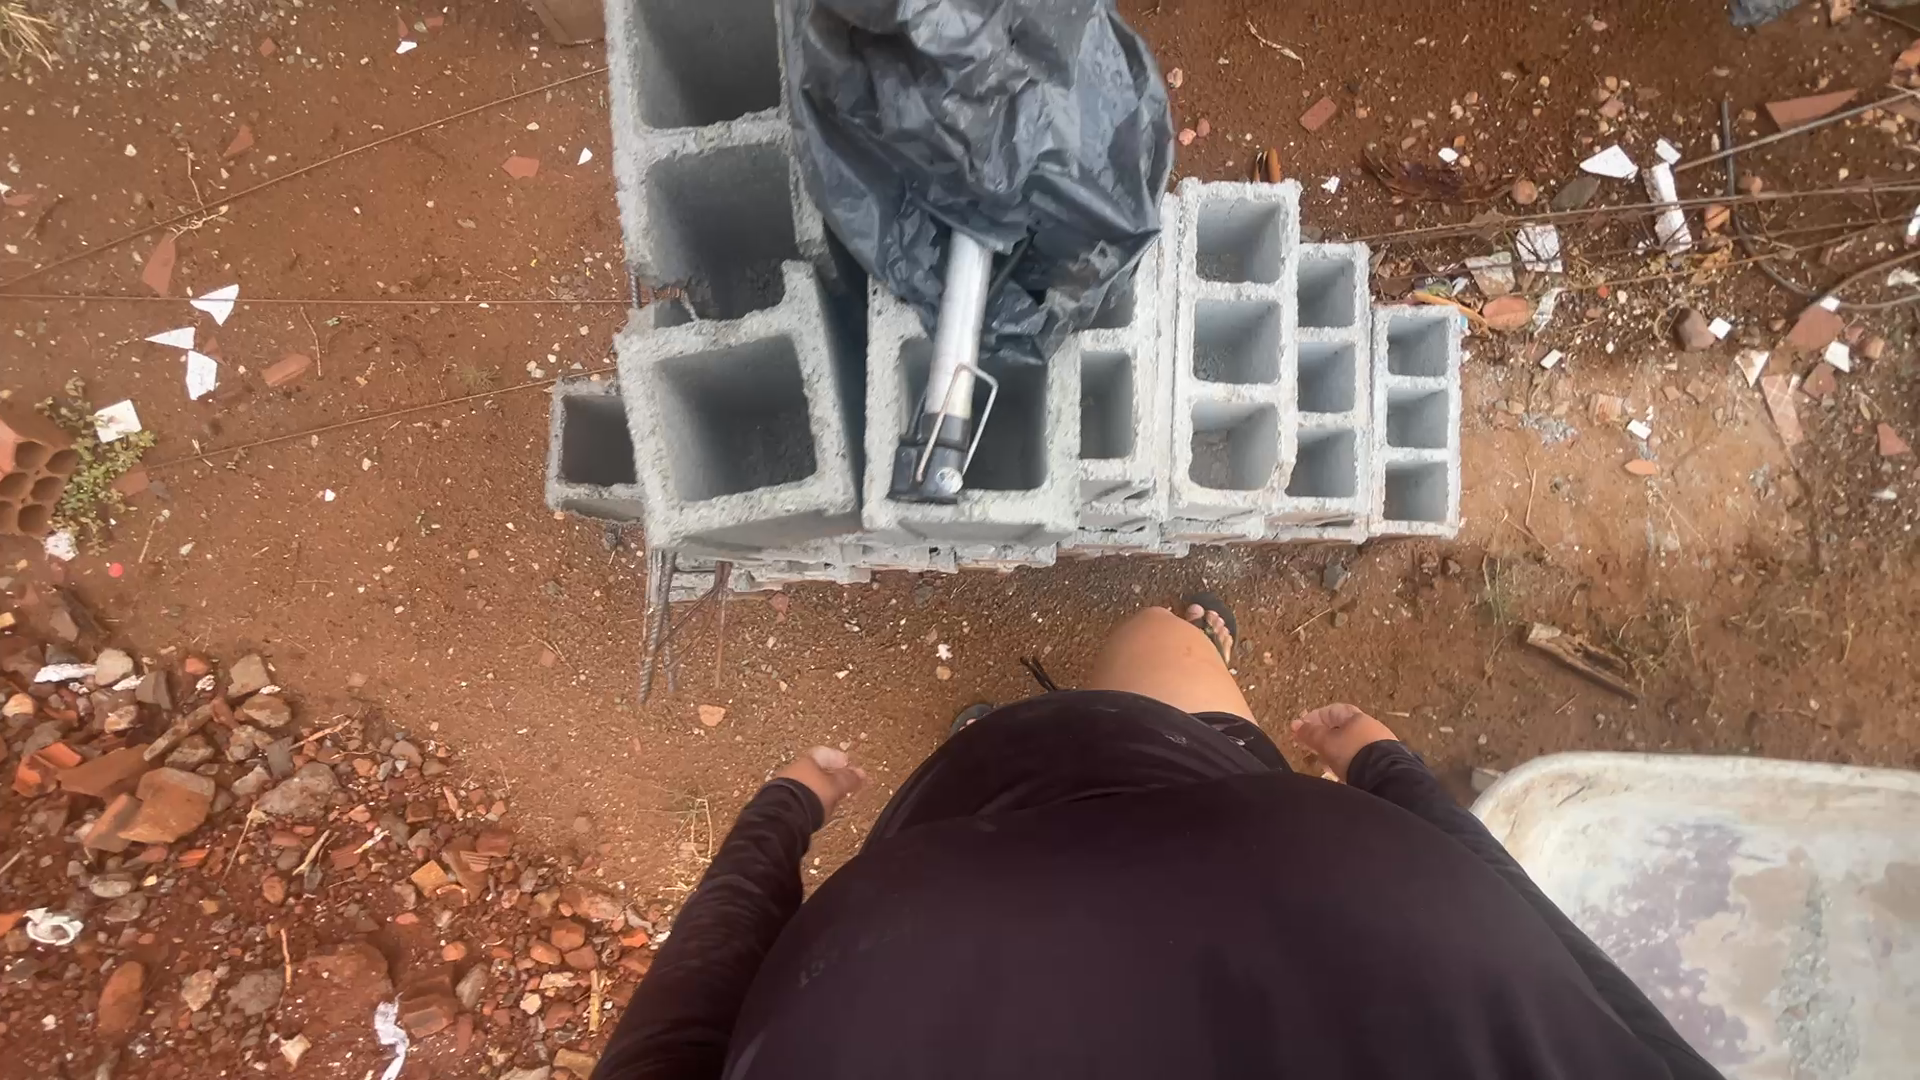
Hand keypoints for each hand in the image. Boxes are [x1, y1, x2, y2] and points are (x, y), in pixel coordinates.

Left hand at [774, 746, 867, 823]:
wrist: (783, 817)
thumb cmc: (810, 795)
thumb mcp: (835, 786)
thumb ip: (848, 779)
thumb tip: (861, 773)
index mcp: (807, 761)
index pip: (825, 754)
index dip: (837, 759)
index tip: (847, 765)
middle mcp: (793, 770)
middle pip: (813, 769)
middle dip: (827, 776)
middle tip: (839, 784)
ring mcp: (783, 787)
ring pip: (804, 784)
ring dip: (816, 790)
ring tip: (827, 802)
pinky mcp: (777, 804)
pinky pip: (796, 798)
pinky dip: (806, 802)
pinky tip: (812, 811)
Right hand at [1289, 704, 1398, 782]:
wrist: (1387, 779)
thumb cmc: (1352, 753)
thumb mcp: (1325, 742)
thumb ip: (1310, 733)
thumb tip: (1295, 725)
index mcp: (1356, 717)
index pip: (1332, 711)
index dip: (1314, 717)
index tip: (1301, 728)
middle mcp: (1371, 727)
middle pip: (1343, 727)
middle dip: (1325, 736)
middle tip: (1311, 746)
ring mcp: (1382, 745)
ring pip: (1352, 744)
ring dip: (1337, 750)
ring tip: (1324, 762)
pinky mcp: (1387, 763)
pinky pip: (1363, 758)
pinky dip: (1349, 762)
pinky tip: (1342, 772)